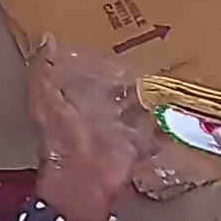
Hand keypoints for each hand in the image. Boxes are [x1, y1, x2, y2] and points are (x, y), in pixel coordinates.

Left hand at [28, 36, 158, 220]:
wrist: (81, 183)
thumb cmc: (59, 139)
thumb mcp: (42, 101)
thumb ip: (42, 71)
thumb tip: (47, 37)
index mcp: (77, 100)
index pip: (90, 74)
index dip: (100, 59)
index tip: (118, 37)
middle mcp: (99, 113)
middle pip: (117, 90)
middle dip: (131, 75)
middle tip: (154, 53)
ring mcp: (120, 131)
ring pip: (137, 108)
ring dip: (150, 96)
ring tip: (171, 77)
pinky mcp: (136, 147)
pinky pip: (154, 133)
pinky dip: (165, 124)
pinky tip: (177, 110)